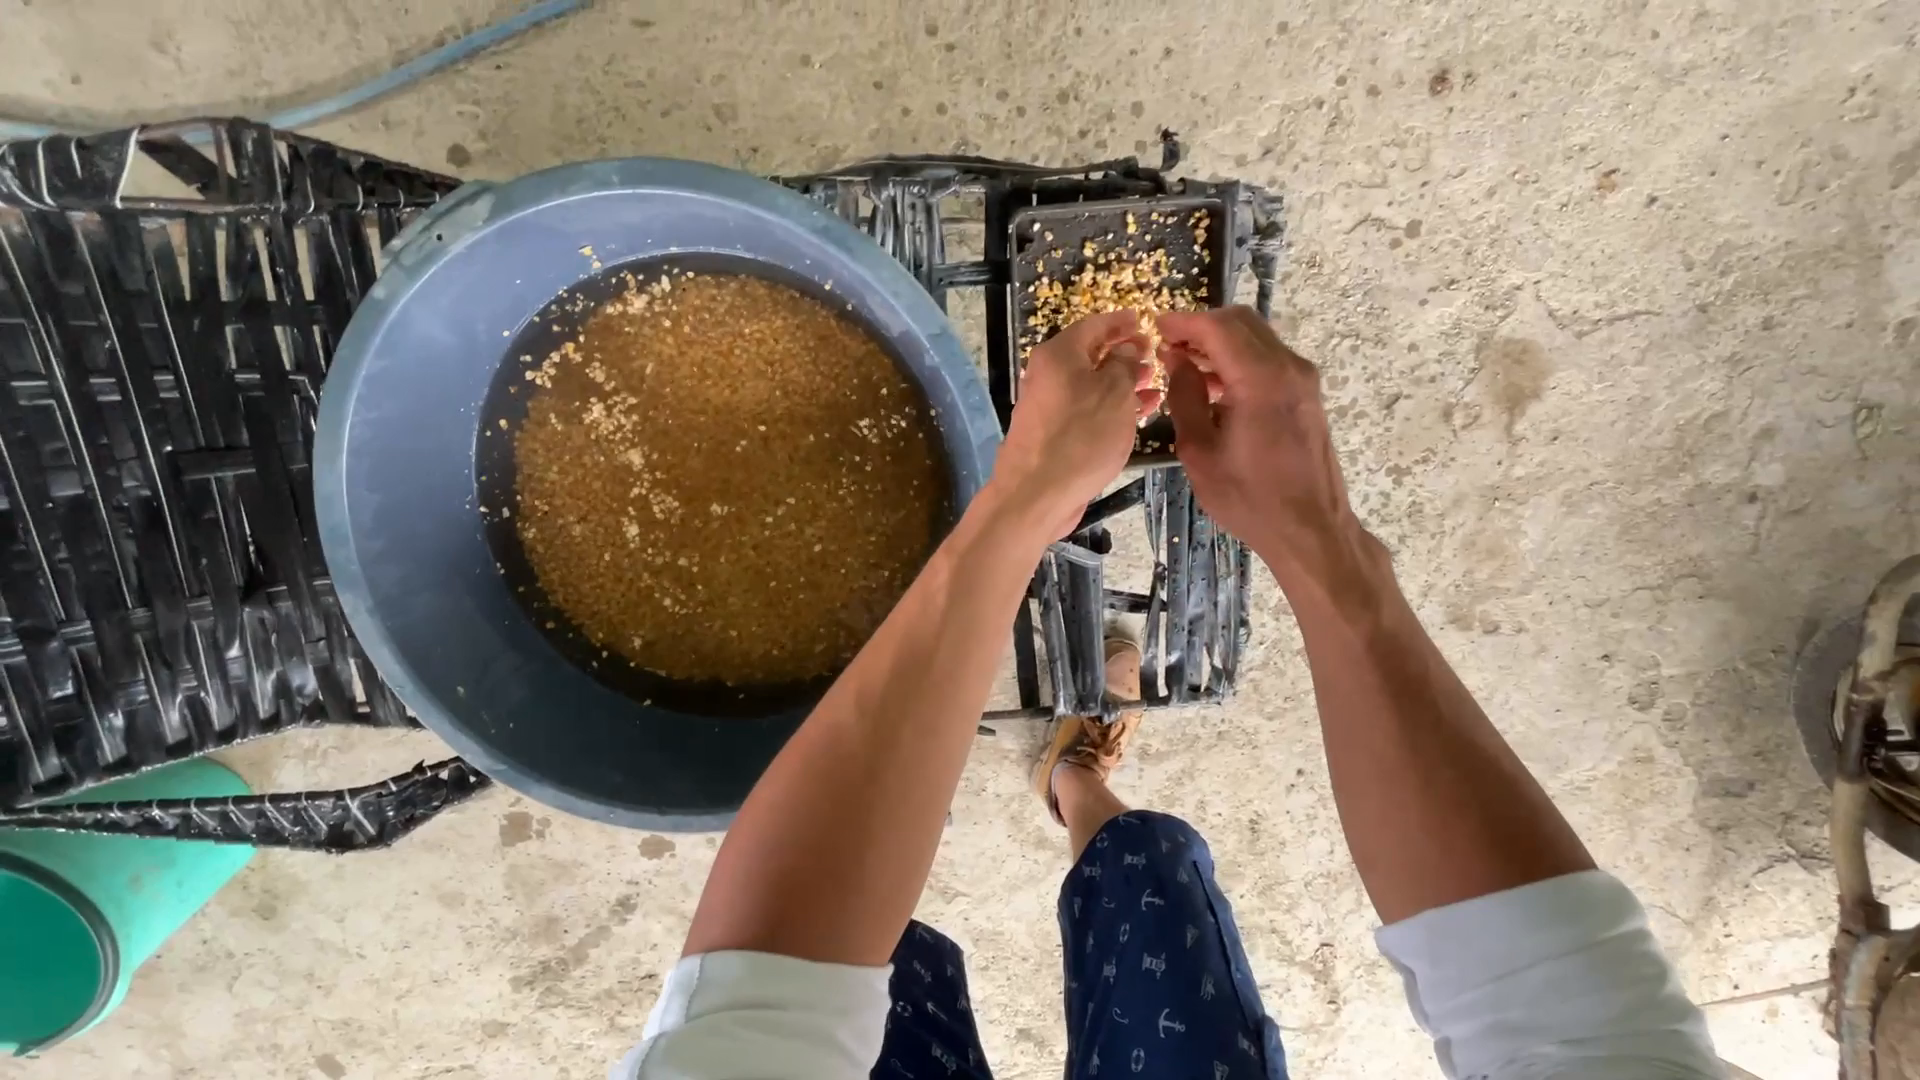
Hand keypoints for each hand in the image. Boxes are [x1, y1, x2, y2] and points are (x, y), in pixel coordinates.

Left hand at [994, 310, 1158, 537]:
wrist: (1037, 493)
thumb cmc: (1081, 436)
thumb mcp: (1114, 393)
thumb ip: (1124, 365)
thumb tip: (1125, 350)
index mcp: (1058, 355)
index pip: (1093, 326)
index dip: (1121, 322)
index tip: (1143, 320)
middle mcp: (1047, 376)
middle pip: (1089, 357)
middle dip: (1123, 355)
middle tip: (1153, 356)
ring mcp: (1048, 408)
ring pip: (1090, 387)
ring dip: (1122, 385)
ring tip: (1154, 386)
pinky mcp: (1053, 436)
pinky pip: (1086, 412)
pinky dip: (1111, 409)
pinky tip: (1138, 414)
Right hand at [1157, 307, 1367, 579]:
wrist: (1309, 528)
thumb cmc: (1248, 498)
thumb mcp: (1199, 451)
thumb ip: (1185, 397)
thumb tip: (1175, 359)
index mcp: (1261, 379)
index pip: (1218, 327)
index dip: (1183, 322)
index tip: (1155, 326)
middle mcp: (1288, 368)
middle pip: (1241, 322)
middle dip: (1201, 327)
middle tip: (1168, 345)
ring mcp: (1303, 379)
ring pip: (1257, 338)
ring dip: (1220, 343)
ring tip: (1184, 366)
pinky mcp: (1307, 394)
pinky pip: (1268, 359)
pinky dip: (1239, 360)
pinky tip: (1214, 386)